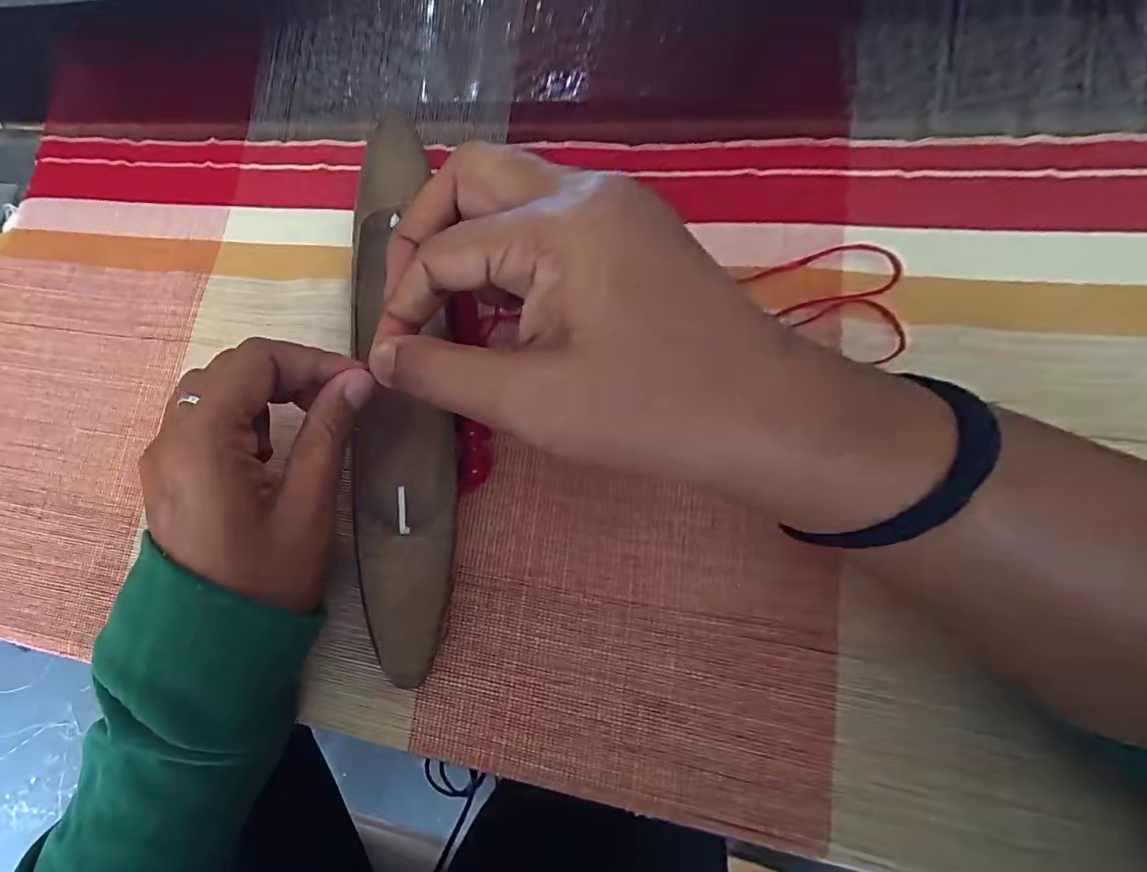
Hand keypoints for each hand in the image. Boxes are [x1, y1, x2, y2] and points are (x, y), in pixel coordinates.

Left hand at [141, 338, 375, 612]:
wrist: (209, 643)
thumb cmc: (264, 583)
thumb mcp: (307, 508)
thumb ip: (328, 434)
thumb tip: (355, 381)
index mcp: (203, 438)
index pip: (255, 360)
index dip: (309, 361)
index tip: (352, 383)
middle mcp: (170, 437)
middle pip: (228, 370)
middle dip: (283, 376)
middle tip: (330, 403)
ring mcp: (159, 457)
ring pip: (208, 393)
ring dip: (256, 398)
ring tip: (292, 437)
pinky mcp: (161, 477)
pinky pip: (194, 424)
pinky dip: (232, 422)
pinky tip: (259, 459)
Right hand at [368, 143, 947, 524]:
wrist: (764, 419)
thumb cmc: (643, 412)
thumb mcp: (524, 400)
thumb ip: (438, 372)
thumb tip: (381, 358)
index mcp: (559, 225)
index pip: (442, 250)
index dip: (400, 307)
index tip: (387, 361)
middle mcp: (583, 193)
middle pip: (469, 177)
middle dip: (420, 238)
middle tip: (408, 306)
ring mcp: (610, 207)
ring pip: (504, 192)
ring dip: (460, 243)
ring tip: (442, 313)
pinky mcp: (623, 233)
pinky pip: (538, 221)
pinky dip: (499, 257)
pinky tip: (493, 313)